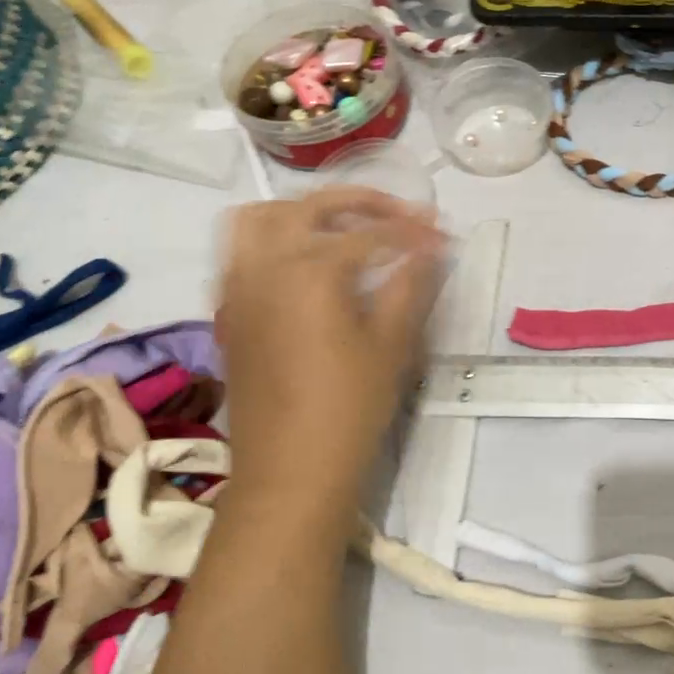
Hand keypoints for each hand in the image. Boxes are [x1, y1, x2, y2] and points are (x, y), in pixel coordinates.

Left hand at [215, 187, 445, 493]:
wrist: (290, 470)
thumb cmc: (349, 407)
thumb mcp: (393, 343)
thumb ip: (410, 283)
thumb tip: (428, 249)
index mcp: (310, 270)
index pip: (371, 233)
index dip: (414, 232)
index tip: (445, 236)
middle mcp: (265, 266)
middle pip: (309, 207)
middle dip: (360, 203)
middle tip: (399, 216)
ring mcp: (238, 288)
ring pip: (261, 219)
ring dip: (305, 213)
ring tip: (344, 231)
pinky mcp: (228, 312)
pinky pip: (241, 252)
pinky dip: (274, 241)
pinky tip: (308, 268)